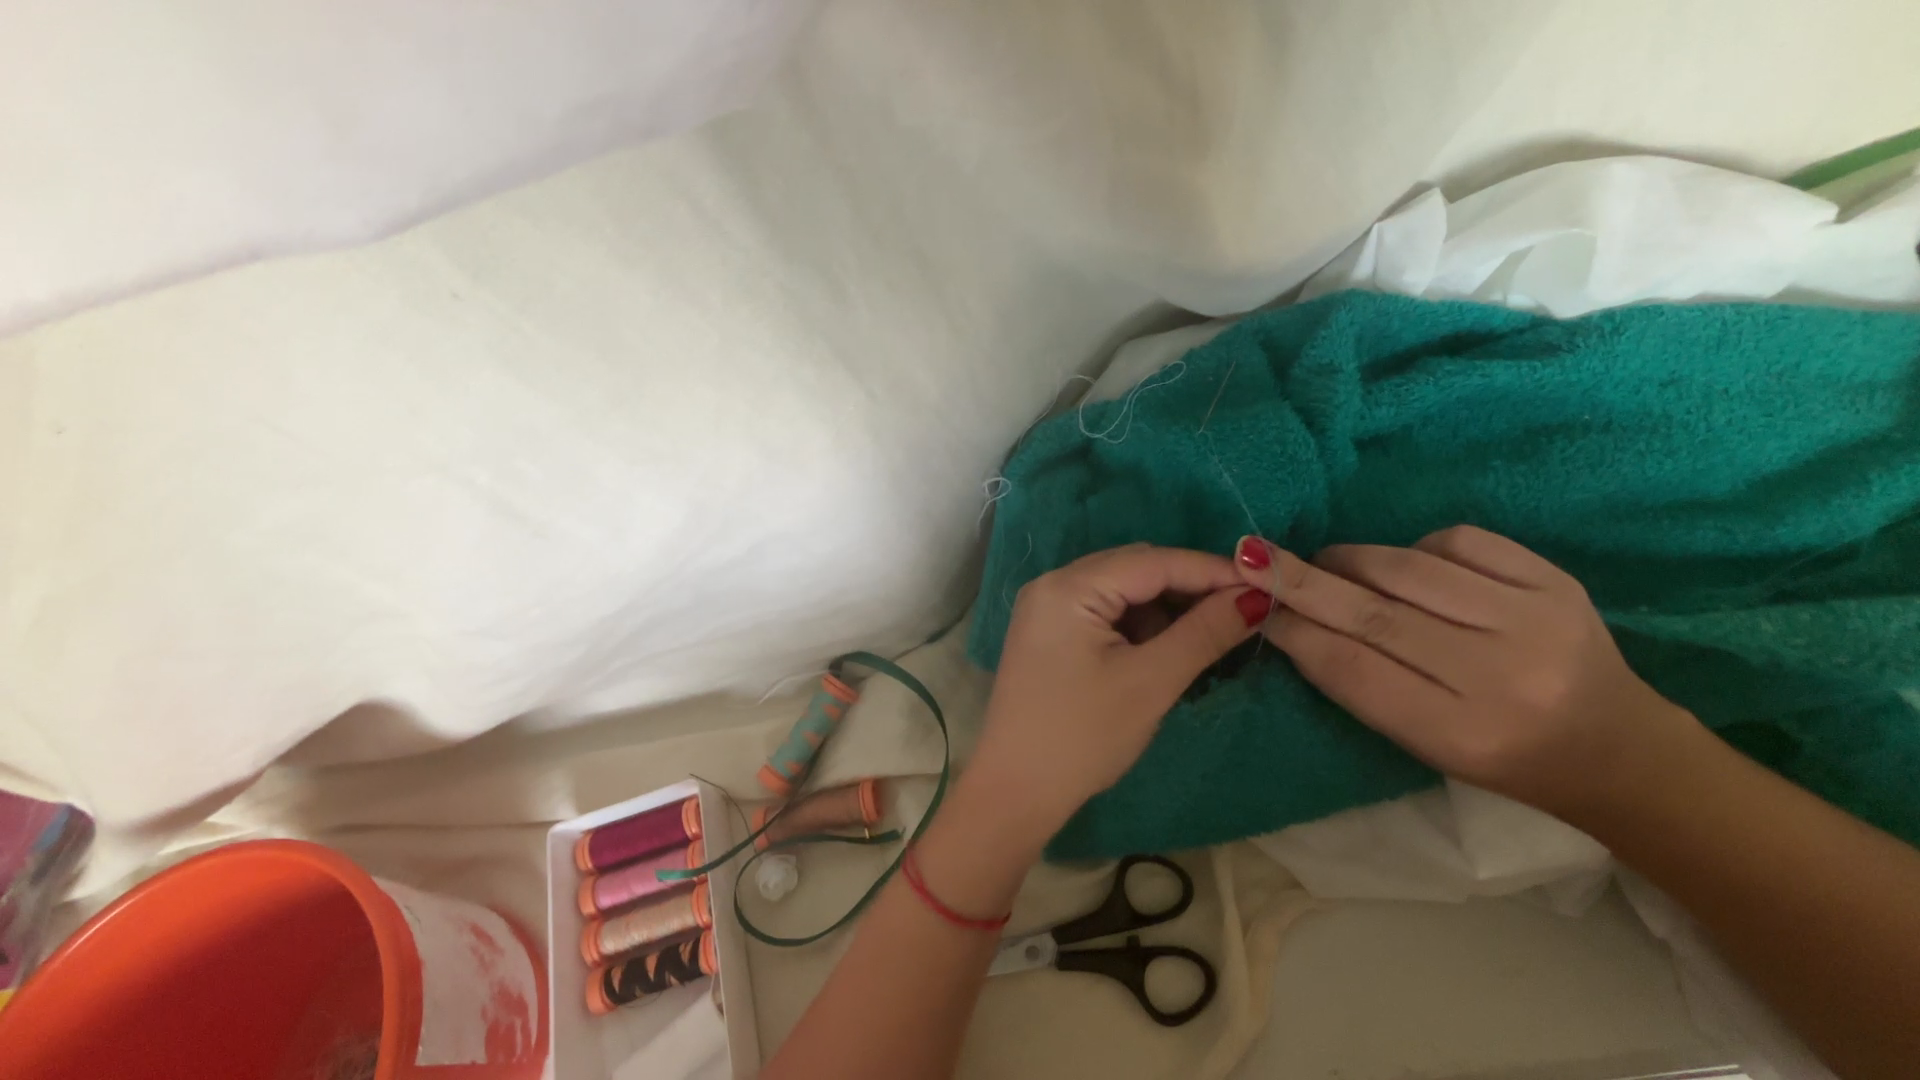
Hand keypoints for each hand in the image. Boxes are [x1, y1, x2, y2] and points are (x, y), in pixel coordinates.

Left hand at [968, 544, 1265, 838]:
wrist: (1016, 791)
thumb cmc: (1083, 736)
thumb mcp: (1152, 681)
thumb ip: (1205, 632)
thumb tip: (1257, 595)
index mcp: (1068, 587)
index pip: (1153, 561)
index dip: (1212, 570)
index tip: (1265, 583)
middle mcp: (1052, 585)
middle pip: (1135, 569)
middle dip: (1189, 586)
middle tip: (1242, 609)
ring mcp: (1047, 610)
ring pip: (1122, 592)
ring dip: (1167, 608)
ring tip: (1211, 632)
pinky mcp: (1050, 636)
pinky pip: (1105, 614)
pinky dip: (1141, 625)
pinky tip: (1170, 647)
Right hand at [1233, 525, 1698, 815]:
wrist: (1612, 746)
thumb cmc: (1497, 756)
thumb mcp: (1419, 741)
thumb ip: (1358, 682)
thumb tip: (1289, 619)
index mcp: (1459, 733)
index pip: (1352, 670)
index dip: (1295, 633)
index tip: (1253, 605)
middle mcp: (1500, 676)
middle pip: (1375, 616)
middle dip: (1303, 583)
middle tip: (1256, 559)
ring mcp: (1534, 621)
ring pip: (1409, 570)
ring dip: (1350, 560)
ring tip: (1325, 563)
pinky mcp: (1556, 581)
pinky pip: (1459, 541)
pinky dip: (1413, 547)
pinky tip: (1405, 564)